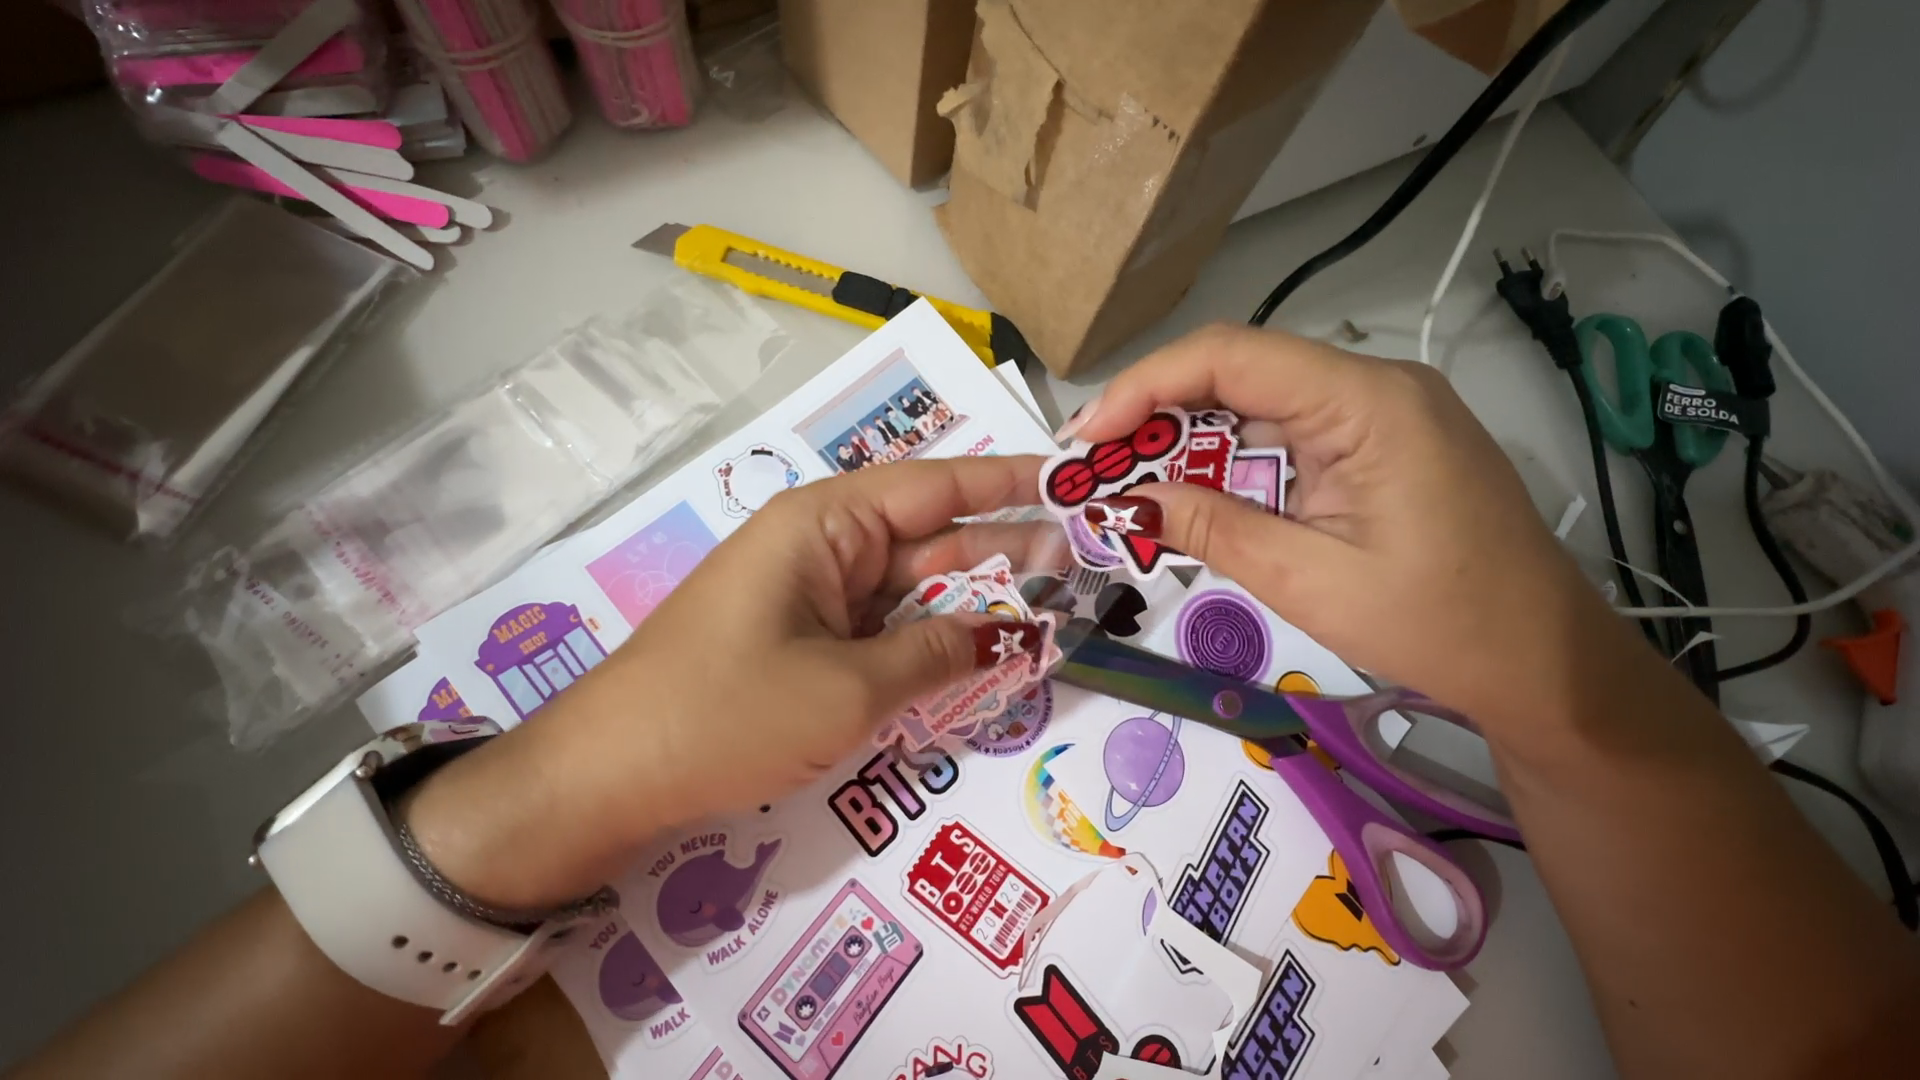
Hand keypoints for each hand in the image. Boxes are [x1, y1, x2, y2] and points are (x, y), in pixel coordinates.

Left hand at [403, 455, 1047, 908]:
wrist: (606, 779)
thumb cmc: (727, 714)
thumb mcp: (849, 688)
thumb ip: (941, 653)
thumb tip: (1017, 634)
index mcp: (825, 523)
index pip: (937, 486)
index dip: (1011, 482)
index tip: (1074, 485)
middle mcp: (822, 545)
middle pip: (931, 540)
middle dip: (1006, 556)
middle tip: (1086, 573)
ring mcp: (812, 595)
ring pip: (912, 590)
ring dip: (973, 607)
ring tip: (1054, 618)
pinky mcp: (803, 639)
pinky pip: (883, 629)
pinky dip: (930, 643)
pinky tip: (984, 659)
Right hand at [1068, 324, 1626, 732]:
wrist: (1542, 662)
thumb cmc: (1438, 625)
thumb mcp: (1309, 581)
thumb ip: (1212, 527)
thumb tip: (1128, 499)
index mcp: (1367, 402)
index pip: (1230, 356)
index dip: (1143, 385)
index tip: (1084, 437)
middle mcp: (1372, 386)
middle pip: (1238, 372)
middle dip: (1154, 414)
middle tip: (1090, 467)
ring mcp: (1377, 412)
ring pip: (1256, 402)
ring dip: (1187, 439)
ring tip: (1125, 483)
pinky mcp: (1375, 443)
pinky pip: (1284, 433)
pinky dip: (1229, 461)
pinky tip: (1191, 493)